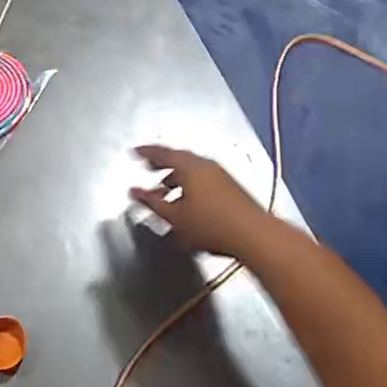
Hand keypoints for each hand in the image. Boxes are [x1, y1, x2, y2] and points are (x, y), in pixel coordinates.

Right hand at [131, 146, 281, 260]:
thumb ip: (151, 202)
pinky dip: (189, 183)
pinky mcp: (229, 186)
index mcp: (190, 165)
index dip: (146, 152)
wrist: (253, 234)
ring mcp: (219, 174)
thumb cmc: (212, 225)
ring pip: (191, 170)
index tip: (135, 151)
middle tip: (148, 166)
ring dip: (176, 176)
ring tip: (164, 188)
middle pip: (178, 159)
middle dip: (161, 163)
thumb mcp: (174, 216)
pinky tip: (186, 200)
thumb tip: (134, 192)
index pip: (162, 153)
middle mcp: (205, 164)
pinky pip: (202, 178)